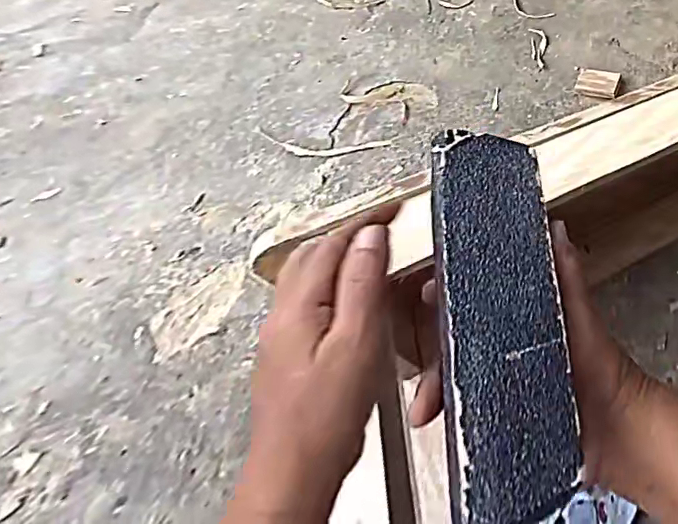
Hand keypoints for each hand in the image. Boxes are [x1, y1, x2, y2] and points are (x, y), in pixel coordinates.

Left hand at [229, 214, 395, 523]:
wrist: (297, 472)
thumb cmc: (326, 413)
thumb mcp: (357, 338)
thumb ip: (362, 283)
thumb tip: (370, 237)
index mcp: (295, 311)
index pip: (328, 246)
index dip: (364, 220)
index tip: (395, 206)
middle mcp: (281, 321)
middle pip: (310, 257)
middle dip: (350, 231)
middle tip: (388, 219)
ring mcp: (284, 339)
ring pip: (311, 278)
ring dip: (344, 255)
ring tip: (382, 247)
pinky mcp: (295, 355)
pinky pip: (317, 300)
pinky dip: (342, 281)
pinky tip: (366, 292)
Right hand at [400, 221, 645, 484]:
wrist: (612, 429)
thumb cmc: (602, 368)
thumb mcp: (579, 314)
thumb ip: (567, 274)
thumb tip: (555, 230)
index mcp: (529, 320)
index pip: (482, 302)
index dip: (452, 298)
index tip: (427, 294)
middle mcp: (512, 350)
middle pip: (457, 345)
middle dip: (433, 359)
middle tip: (423, 376)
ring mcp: (504, 385)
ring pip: (454, 382)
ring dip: (433, 392)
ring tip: (426, 408)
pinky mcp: (500, 419)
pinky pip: (463, 416)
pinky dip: (447, 419)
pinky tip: (437, 424)